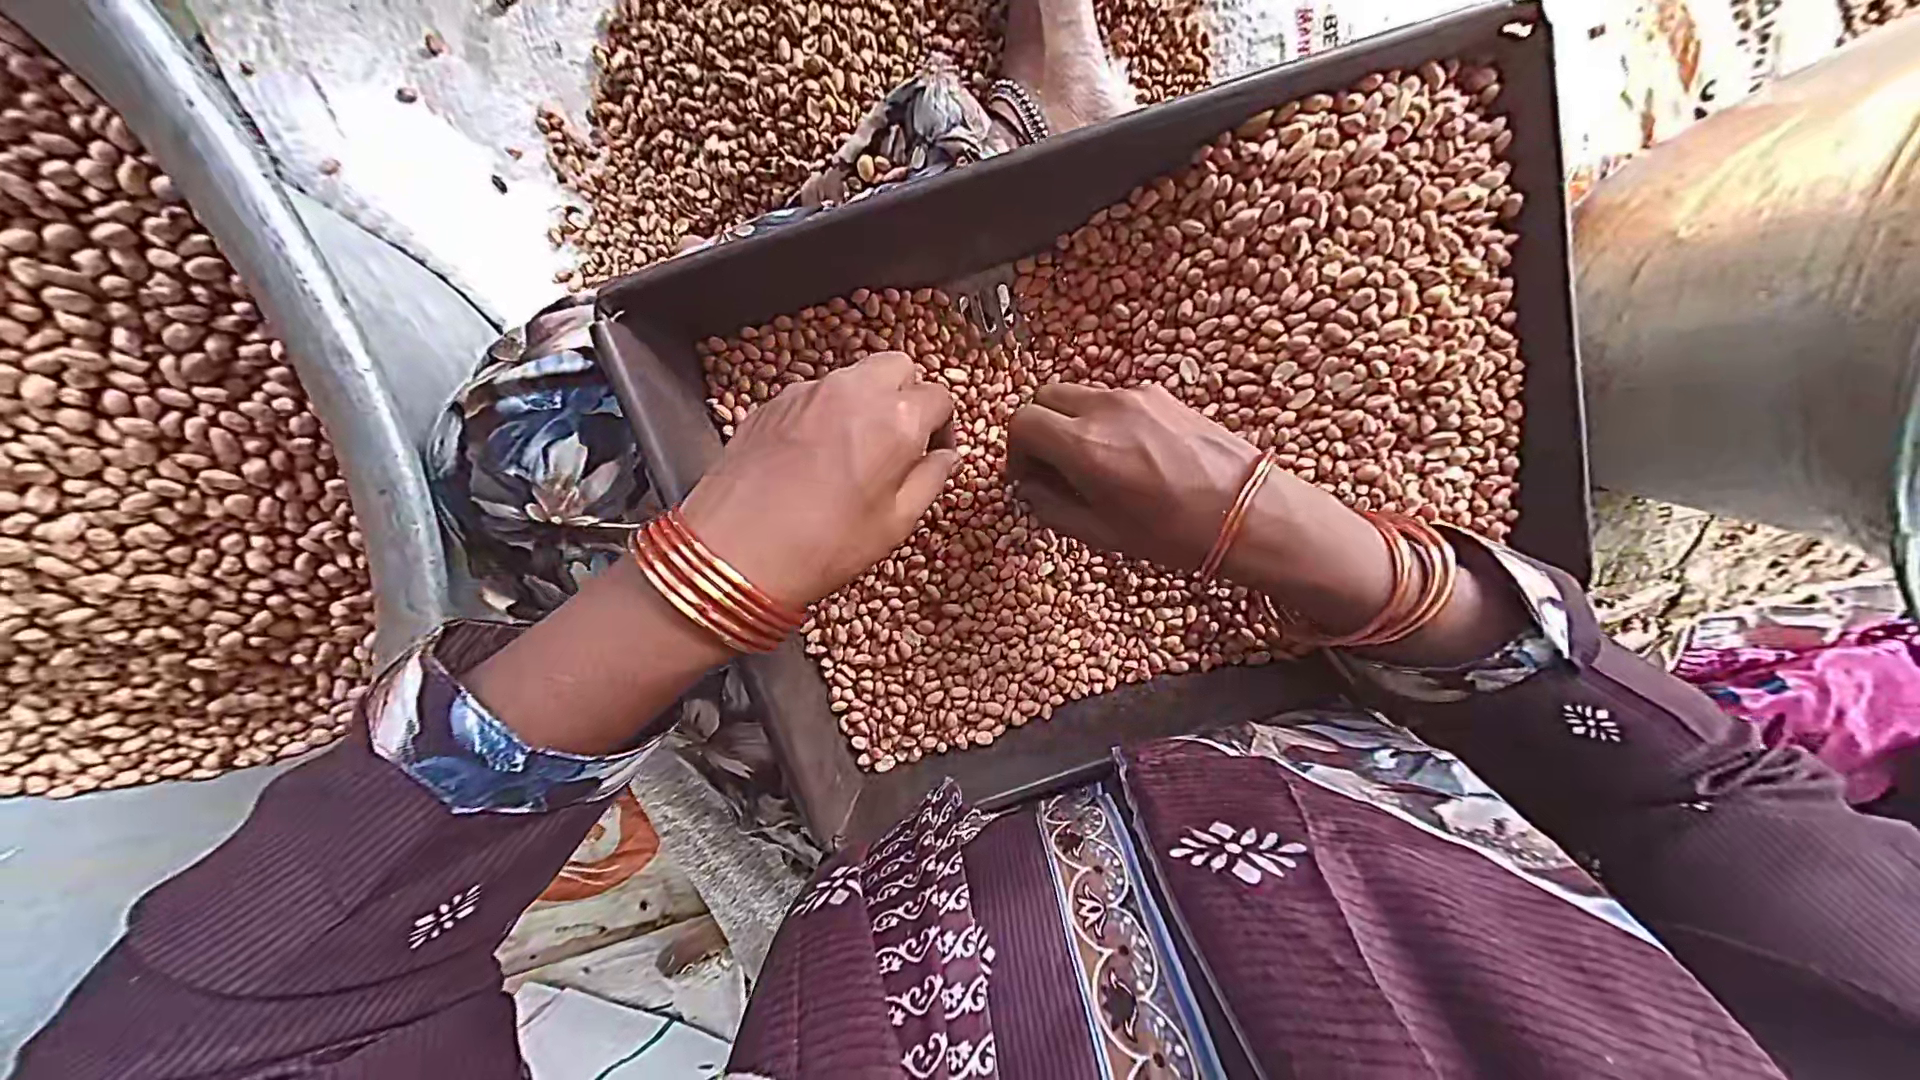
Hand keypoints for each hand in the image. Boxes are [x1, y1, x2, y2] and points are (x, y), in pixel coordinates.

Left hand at [679, 352, 956, 607]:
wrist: (735, 552)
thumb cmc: (822, 545)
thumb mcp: (896, 522)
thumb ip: (931, 479)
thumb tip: (945, 458)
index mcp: (896, 419)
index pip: (939, 397)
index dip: (944, 426)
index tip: (934, 451)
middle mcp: (854, 391)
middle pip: (899, 367)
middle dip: (908, 394)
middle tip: (902, 438)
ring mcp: (808, 391)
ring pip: (855, 376)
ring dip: (868, 400)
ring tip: (857, 449)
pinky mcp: (772, 402)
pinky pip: (816, 392)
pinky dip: (829, 410)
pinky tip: (818, 453)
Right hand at [1006, 380, 1526, 664]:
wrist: (1251, 514)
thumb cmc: (1175, 534)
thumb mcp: (1102, 532)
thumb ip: (1051, 506)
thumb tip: (1030, 488)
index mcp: (1085, 445)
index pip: (1022, 421)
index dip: (1015, 450)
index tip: (1027, 475)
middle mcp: (1106, 408)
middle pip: (1044, 397)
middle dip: (1037, 429)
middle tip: (1049, 466)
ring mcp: (1137, 395)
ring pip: (1079, 396)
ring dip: (1069, 423)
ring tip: (1090, 465)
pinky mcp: (1162, 395)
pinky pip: (1112, 399)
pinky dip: (1100, 420)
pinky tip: (1124, 454)